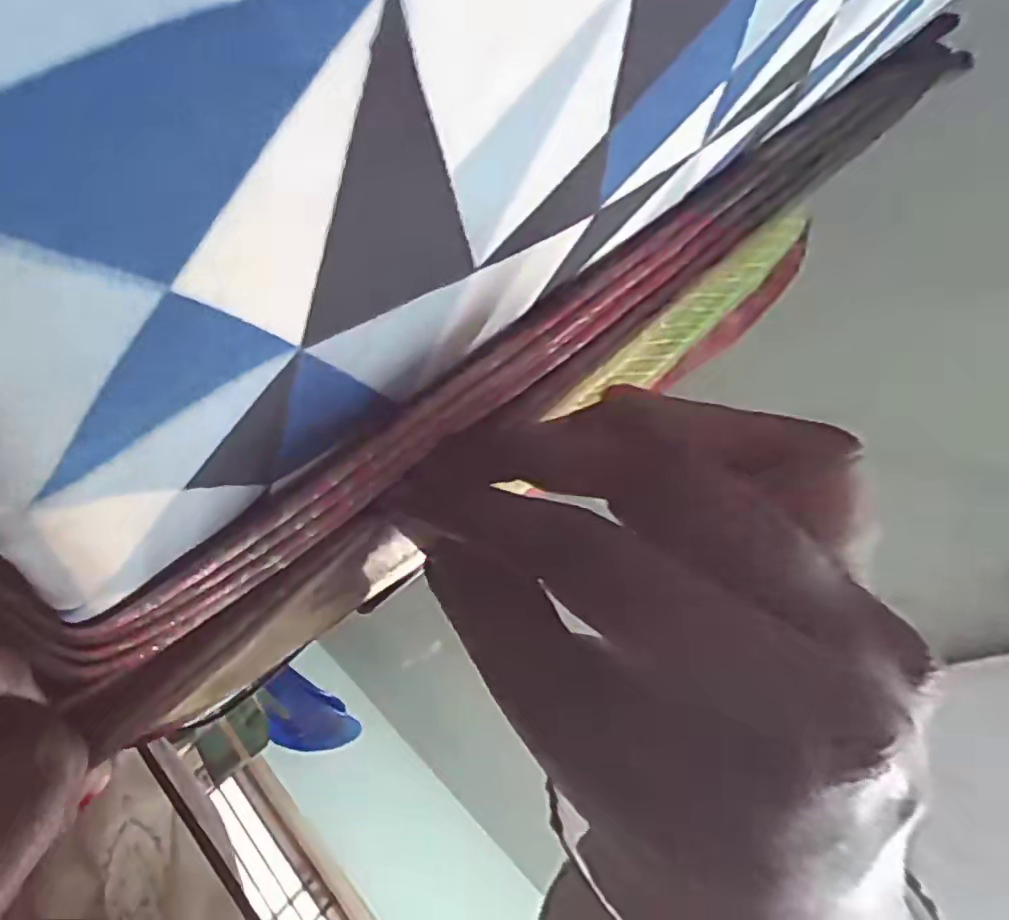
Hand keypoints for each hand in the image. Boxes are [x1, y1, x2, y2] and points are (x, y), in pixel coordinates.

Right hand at [389, 388, 936, 919]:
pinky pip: (809, 472)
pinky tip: (632, 447)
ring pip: (775, 456)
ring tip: (545, 443)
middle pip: (682, 486)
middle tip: (466, 456)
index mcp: (751, 703)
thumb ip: (482, 599)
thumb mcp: (536, 712)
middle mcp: (845, 644)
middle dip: (545, 451)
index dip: (488, 508)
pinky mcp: (869, 580)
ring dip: (630, 432)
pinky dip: (709, 439)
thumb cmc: (635, 797)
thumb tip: (432, 512)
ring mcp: (876, 604)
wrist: (763, 863)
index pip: (595, 557)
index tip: (418, 489)